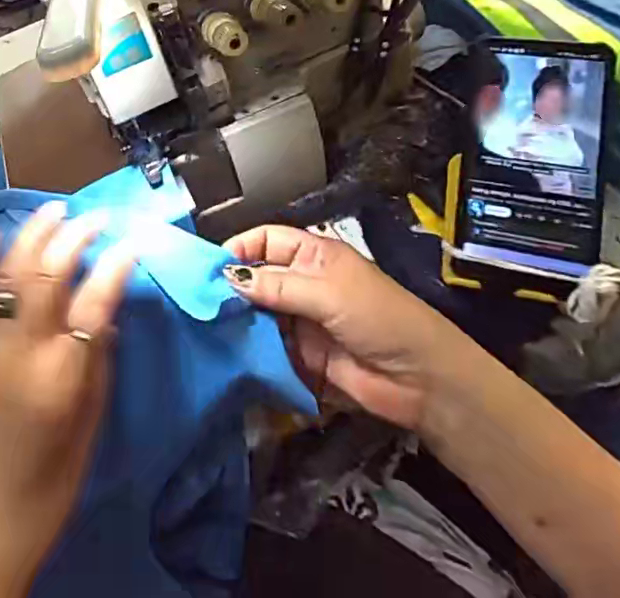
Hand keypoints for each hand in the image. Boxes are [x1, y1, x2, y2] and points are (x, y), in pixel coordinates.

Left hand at [0, 202, 135, 583]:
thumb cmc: (51, 481)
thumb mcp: (92, 420)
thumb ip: (99, 357)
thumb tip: (108, 308)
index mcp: (61, 374)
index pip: (95, 300)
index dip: (116, 265)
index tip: (132, 243)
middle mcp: (22, 352)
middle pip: (48, 275)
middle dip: (74, 236)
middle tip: (96, 219)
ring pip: (8, 276)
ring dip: (32, 236)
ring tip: (55, 210)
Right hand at [223, 226, 473, 429]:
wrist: (419, 378)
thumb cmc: (379, 317)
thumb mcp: (329, 293)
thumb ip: (279, 286)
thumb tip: (230, 277)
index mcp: (314, 255)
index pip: (268, 241)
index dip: (241, 248)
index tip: (211, 266)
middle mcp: (303, 283)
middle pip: (258, 277)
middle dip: (232, 286)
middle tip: (200, 301)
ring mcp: (301, 320)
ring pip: (258, 313)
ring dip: (237, 319)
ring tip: (207, 326)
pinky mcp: (299, 356)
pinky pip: (267, 347)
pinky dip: (249, 349)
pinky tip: (227, 352)